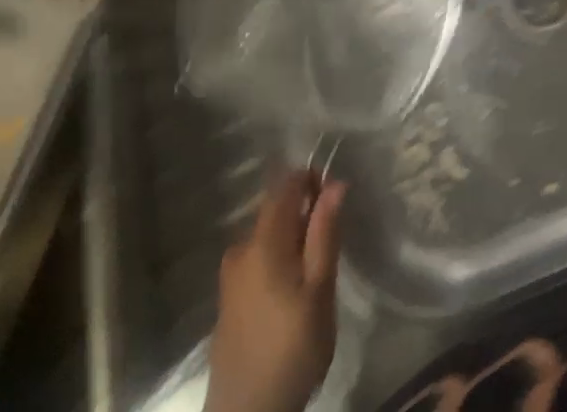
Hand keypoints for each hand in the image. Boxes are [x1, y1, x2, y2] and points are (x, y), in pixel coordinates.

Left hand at [205, 172, 347, 411]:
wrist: (247, 410)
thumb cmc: (293, 346)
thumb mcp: (320, 289)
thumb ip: (325, 234)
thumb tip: (335, 183)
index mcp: (263, 242)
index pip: (283, 187)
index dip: (310, 178)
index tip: (336, 191)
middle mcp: (240, 250)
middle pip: (274, 212)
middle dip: (305, 209)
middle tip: (336, 232)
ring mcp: (230, 276)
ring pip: (267, 237)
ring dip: (294, 235)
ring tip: (321, 262)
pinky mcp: (229, 298)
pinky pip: (258, 259)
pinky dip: (280, 256)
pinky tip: (295, 286)